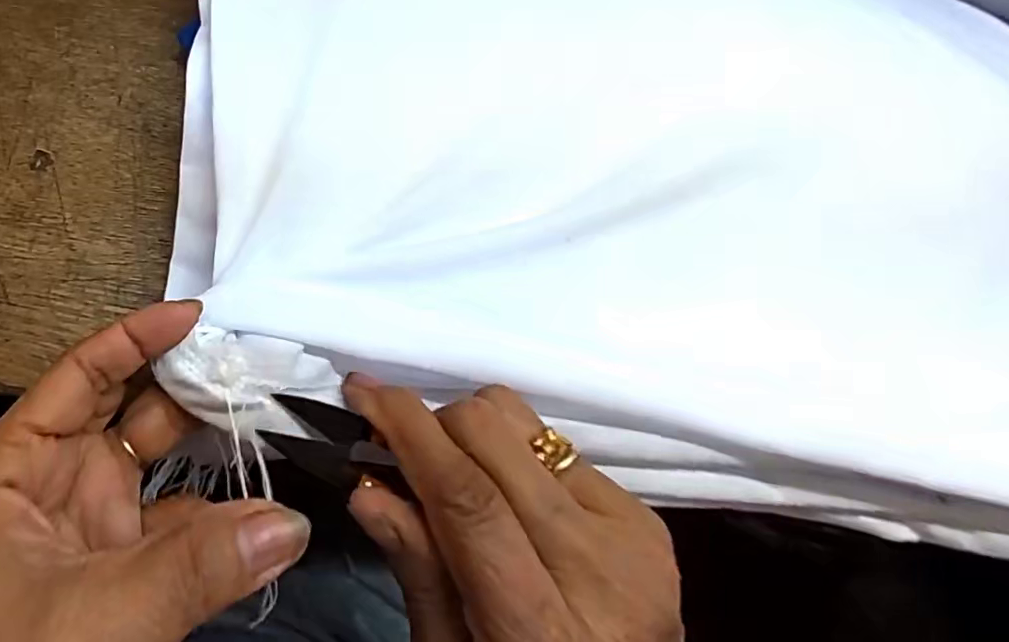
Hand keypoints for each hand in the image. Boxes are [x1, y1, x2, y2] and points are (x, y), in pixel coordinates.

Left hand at [0, 301, 311, 641]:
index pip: (80, 374)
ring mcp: (87, 520)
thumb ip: (199, 564)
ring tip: (263, 403)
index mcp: (9, 467)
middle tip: (244, 354)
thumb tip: (292, 522)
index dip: (136, 337)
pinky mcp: (120, 563)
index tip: (196, 315)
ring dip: (206, 432)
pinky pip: (175, 514)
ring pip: (153, 453)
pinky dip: (217, 505)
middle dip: (182, 376)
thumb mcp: (102, 614)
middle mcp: (48, 479)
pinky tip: (261, 495)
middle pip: (122, 402)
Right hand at [343, 375, 681, 641]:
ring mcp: (631, 537)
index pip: (467, 497)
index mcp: (545, 631)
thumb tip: (366, 486)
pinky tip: (509, 492)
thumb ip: (416, 566)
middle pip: (493, 435)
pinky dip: (512, 450)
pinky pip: (553, 440)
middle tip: (403, 447)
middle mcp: (601, 571)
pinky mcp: (645, 517)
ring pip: (521, 418)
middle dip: (433, 423)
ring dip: (471, 430)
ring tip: (458, 470)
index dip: (409, 430)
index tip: (362, 390)